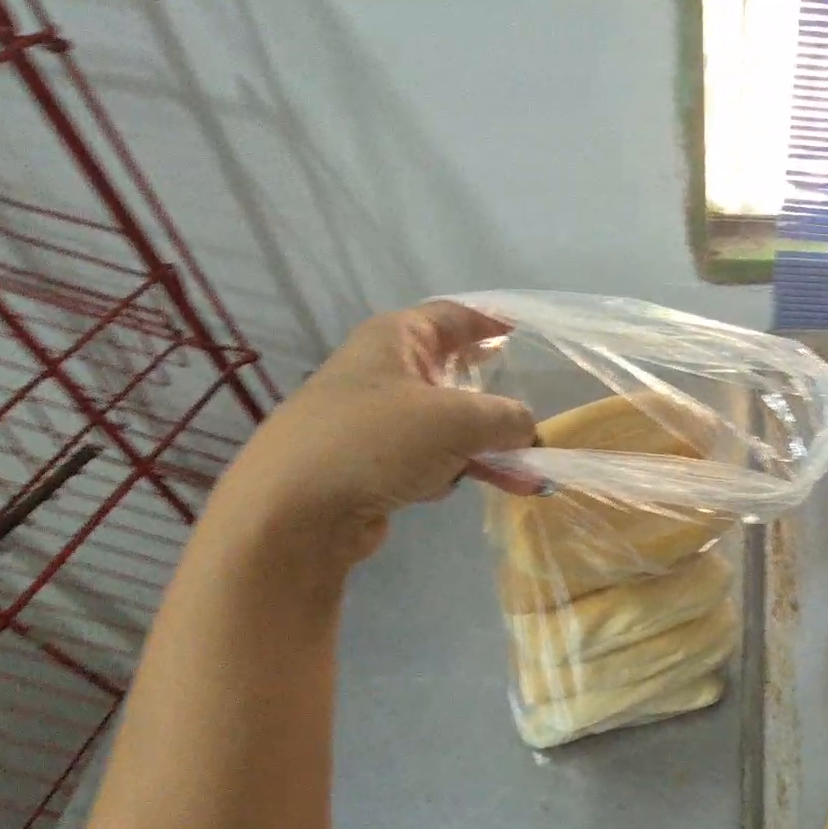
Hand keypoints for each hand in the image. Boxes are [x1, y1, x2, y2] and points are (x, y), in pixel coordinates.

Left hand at [212, 301, 538, 560]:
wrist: (295, 512)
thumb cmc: (376, 441)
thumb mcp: (457, 420)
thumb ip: (506, 418)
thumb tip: (526, 430)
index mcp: (394, 339)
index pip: (452, 316)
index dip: (490, 322)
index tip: (526, 334)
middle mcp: (382, 372)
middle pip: (453, 374)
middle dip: (496, 397)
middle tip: (532, 410)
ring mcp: (374, 420)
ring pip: (447, 424)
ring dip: (485, 445)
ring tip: (526, 473)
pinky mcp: (372, 464)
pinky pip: (430, 458)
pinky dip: (456, 469)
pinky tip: (471, 487)